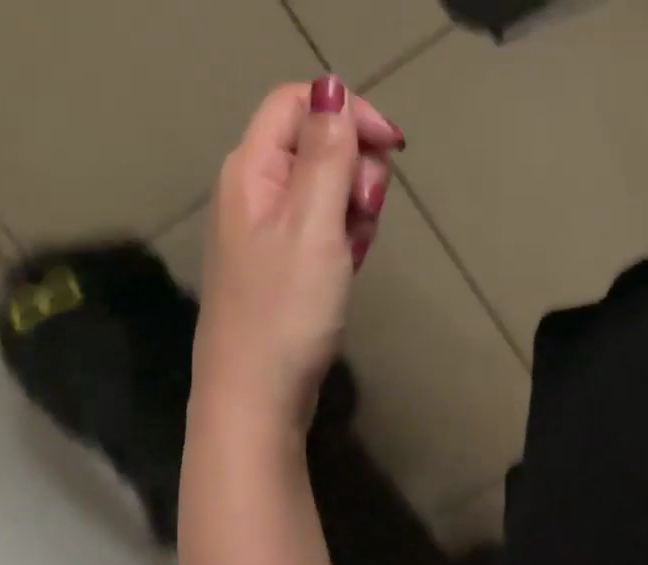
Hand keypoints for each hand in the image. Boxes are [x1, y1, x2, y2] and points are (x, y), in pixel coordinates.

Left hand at [192, 76, 401, 436]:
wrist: (258, 393)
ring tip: (357, 250)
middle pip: (315, 145)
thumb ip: (326, 157)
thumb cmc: (286, 310)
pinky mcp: (285, 266)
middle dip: (356, 169)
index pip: (298, 104)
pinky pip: (323, 230)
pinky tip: (351, 267)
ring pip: (325, 191)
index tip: (396, 149)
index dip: (348, 112)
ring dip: (355, 208)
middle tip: (367, 215)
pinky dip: (345, 239)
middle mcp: (254, 191)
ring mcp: (268, 231)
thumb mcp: (313, 226)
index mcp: (252, 170)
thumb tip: (332, 87)